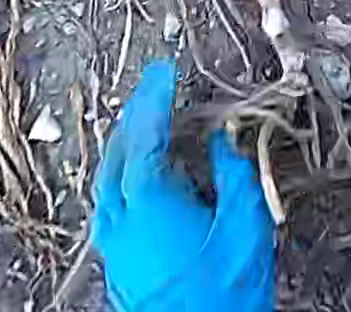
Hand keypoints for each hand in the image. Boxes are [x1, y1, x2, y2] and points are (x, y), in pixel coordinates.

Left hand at [91, 60, 274, 311]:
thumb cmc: (226, 279)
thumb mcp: (244, 214)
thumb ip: (231, 167)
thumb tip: (223, 134)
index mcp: (150, 205)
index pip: (146, 140)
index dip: (154, 102)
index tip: (164, 72)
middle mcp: (122, 222)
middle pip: (115, 159)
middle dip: (132, 118)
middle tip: (150, 87)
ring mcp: (116, 246)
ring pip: (106, 182)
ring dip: (123, 144)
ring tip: (140, 119)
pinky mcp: (120, 262)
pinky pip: (111, 202)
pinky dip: (123, 171)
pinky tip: (138, 170)